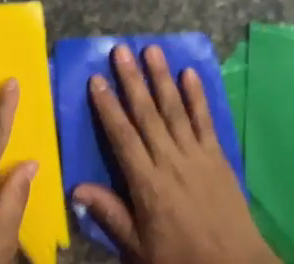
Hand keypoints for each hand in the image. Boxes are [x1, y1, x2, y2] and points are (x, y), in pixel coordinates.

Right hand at [74, 45, 277, 263]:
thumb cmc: (181, 258)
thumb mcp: (140, 247)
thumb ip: (111, 214)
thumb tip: (76, 189)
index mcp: (147, 183)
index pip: (122, 137)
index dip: (108, 107)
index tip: (96, 80)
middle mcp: (170, 161)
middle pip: (147, 114)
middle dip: (132, 80)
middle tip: (120, 50)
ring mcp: (196, 155)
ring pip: (174, 109)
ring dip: (161, 78)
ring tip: (151, 50)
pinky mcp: (218, 156)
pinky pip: (205, 121)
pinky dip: (197, 96)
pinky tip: (189, 73)